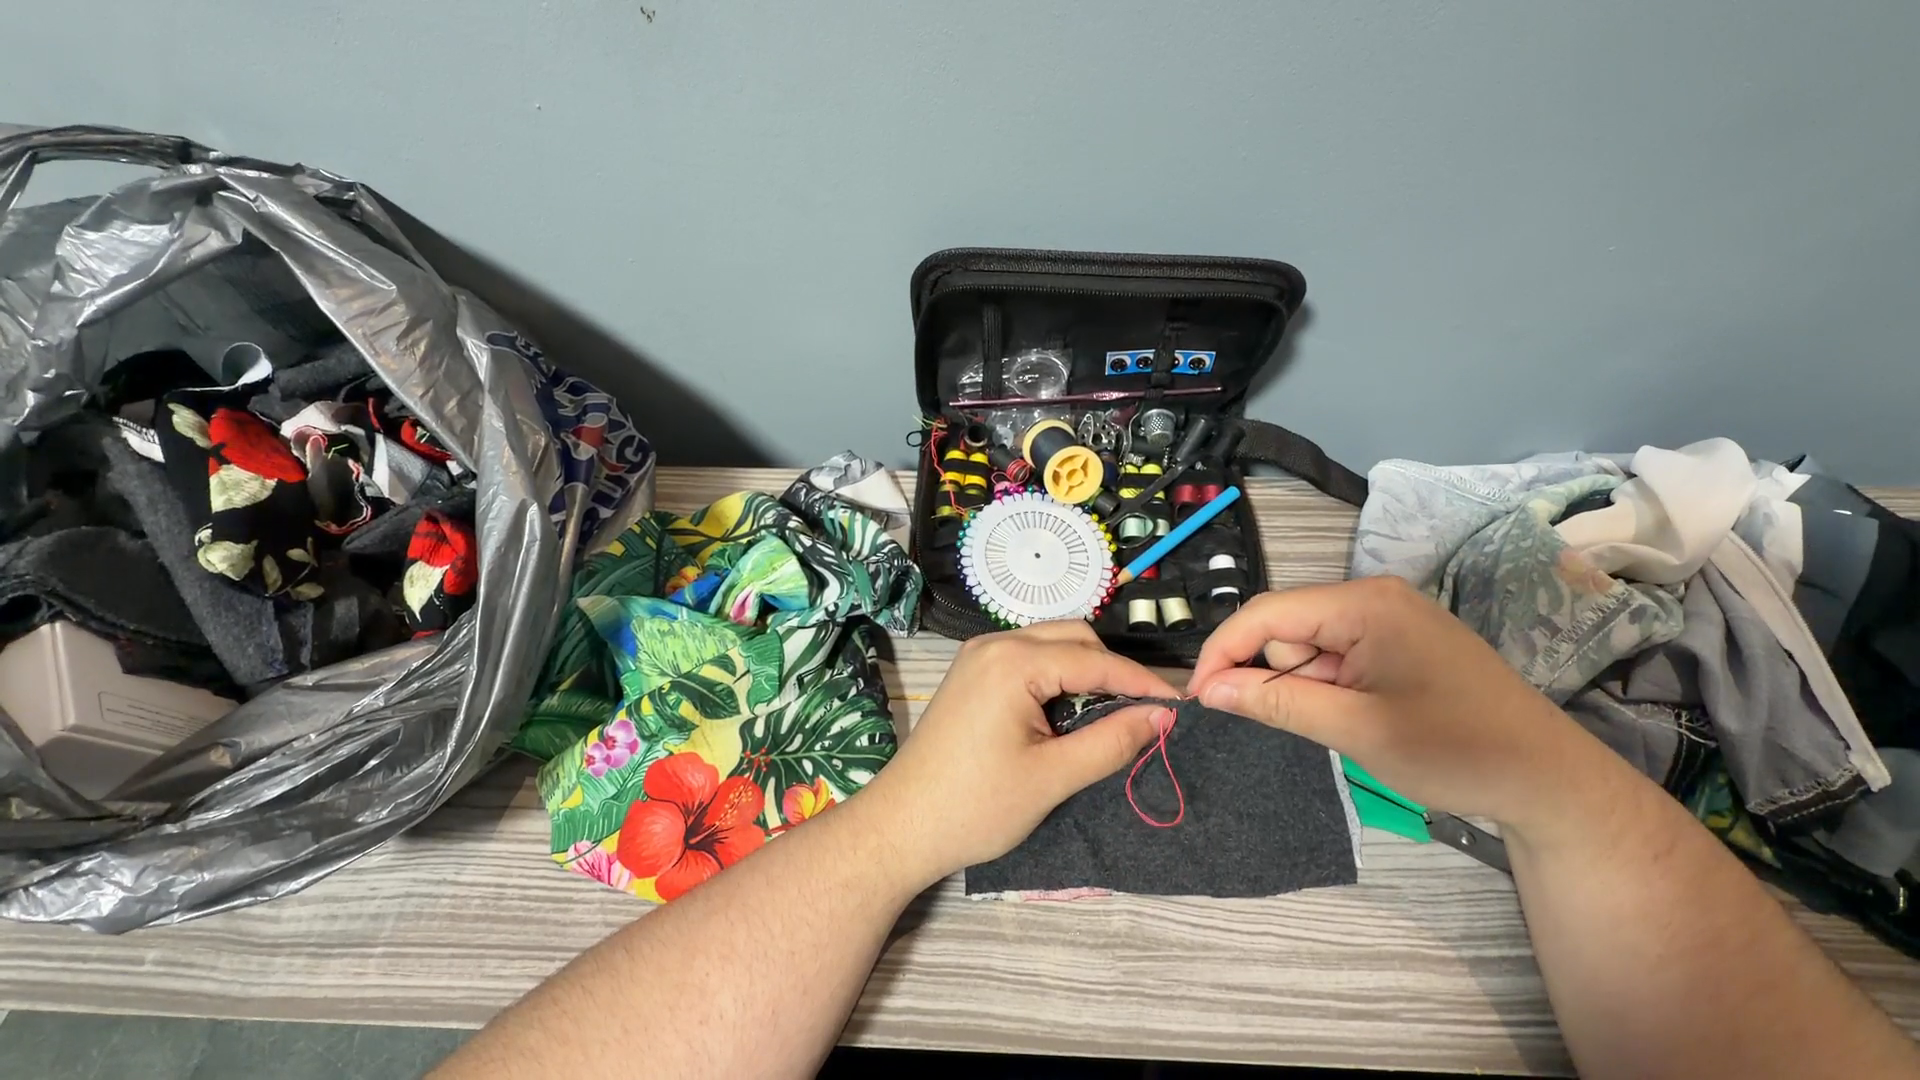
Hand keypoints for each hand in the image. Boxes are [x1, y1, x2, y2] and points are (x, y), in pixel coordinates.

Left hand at [859, 620, 1179, 885]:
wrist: (900, 826)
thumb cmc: (975, 806)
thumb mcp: (1052, 778)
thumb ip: (1112, 741)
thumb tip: (1162, 716)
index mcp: (1012, 661)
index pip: (1094, 660)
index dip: (1140, 682)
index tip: (1179, 706)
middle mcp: (994, 644)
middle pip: (1073, 639)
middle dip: (1111, 671)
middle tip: (1140, 715)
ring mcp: (977, 656)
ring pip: (1050, 645)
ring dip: (1084, 673)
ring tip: (1108, 717)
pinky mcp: (971, 674)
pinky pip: (1027, 659)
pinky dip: (1056, 678)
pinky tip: (1066, 714)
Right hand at [1188, 577, 1618, 834]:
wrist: (1551, 780)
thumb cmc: (1453, 750)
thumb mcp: (1354, 729)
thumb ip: (1275, 703)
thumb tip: (1207, 690)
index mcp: (1363, 604)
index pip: (1265, 614)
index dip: (1222, 653)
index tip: (1198, 699)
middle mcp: (1374, 597)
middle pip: (1286, 628)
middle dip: (1279, 675)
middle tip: (1317, 722)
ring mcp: (1390, 617)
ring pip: (1309, 645)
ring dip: (1310, 685)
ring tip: (1353, 723)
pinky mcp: (1401, 640)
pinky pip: (1339, 655)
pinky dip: (1333, 686)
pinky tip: (1364, 715)